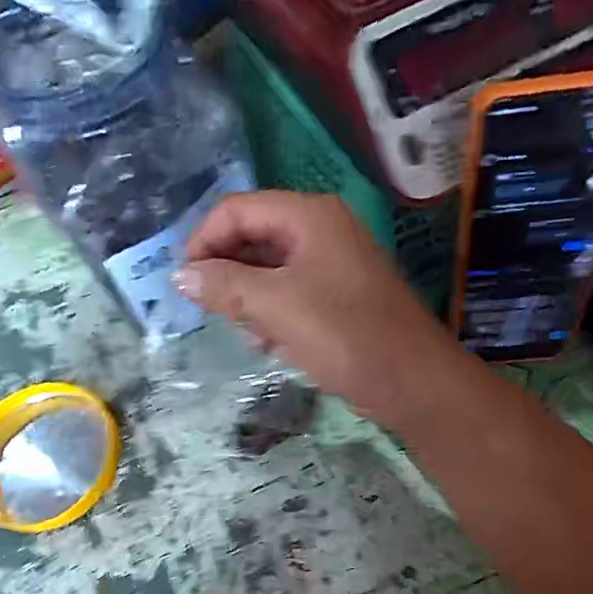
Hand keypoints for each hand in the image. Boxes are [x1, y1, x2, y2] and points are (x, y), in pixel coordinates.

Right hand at [176, 191, 460, 425]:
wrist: (412, 383)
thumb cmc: (344, 335)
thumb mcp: (275, 307)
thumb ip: (223, 285)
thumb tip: (180, 275)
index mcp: (308, 216)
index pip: (235, 210)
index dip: (204, 241)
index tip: (187, 283)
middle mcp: (318, 229)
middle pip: (249, 235)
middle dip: (224, 270)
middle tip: (210, 309)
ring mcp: (328, 261)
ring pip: (264, 266)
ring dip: (244, 295)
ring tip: (243, 329)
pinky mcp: (333, 293)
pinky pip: (284, 290)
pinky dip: (267, 311)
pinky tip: (267, 342)